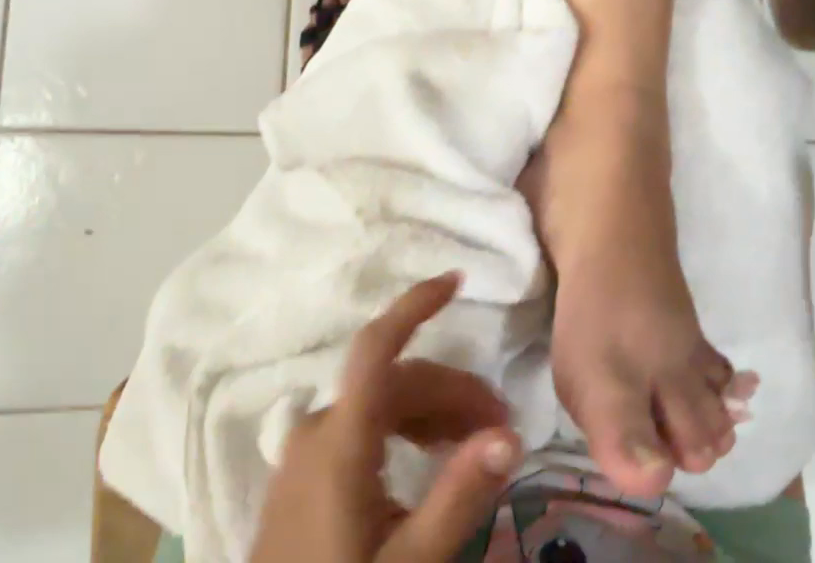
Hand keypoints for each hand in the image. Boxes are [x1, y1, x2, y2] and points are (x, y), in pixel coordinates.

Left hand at [252, 275, 523, 562]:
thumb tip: (511, 434)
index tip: (457, 280)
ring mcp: (304, 453)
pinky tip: (432, 457)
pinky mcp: (303, 476)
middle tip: (503, 427)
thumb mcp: (410, 560)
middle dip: (454, 391)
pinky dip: (405, 430)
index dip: (416, 305)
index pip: (377, 347)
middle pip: (394, 381)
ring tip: (476, 444)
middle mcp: (316, 430)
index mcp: (339, 441)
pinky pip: (361, 428)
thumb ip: (459, 495)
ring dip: (433, 412)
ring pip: (380, 404)